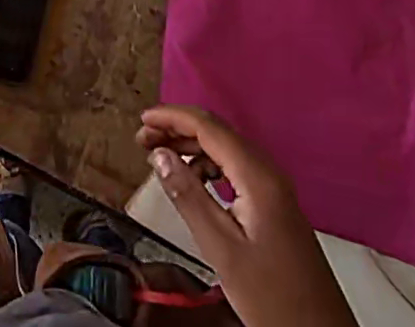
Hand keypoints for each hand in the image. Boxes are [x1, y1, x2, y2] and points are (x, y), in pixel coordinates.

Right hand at [137, 105, 356, 326]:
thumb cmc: (272, 296)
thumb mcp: (221, 248)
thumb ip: (189, 197)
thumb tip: (160, 155)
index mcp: (256, 176)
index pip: (208, 127)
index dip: (172, 117)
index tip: (142, 119)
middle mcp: (267, 171)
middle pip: (216, 132)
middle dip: (177, 129)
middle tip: (143, 138)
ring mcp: (272, 185)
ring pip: (224, 148)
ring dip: (190, 146)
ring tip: (159, 157)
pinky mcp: (272, 201)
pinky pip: (234, 168)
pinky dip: (207, 165)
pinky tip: (190, 180)